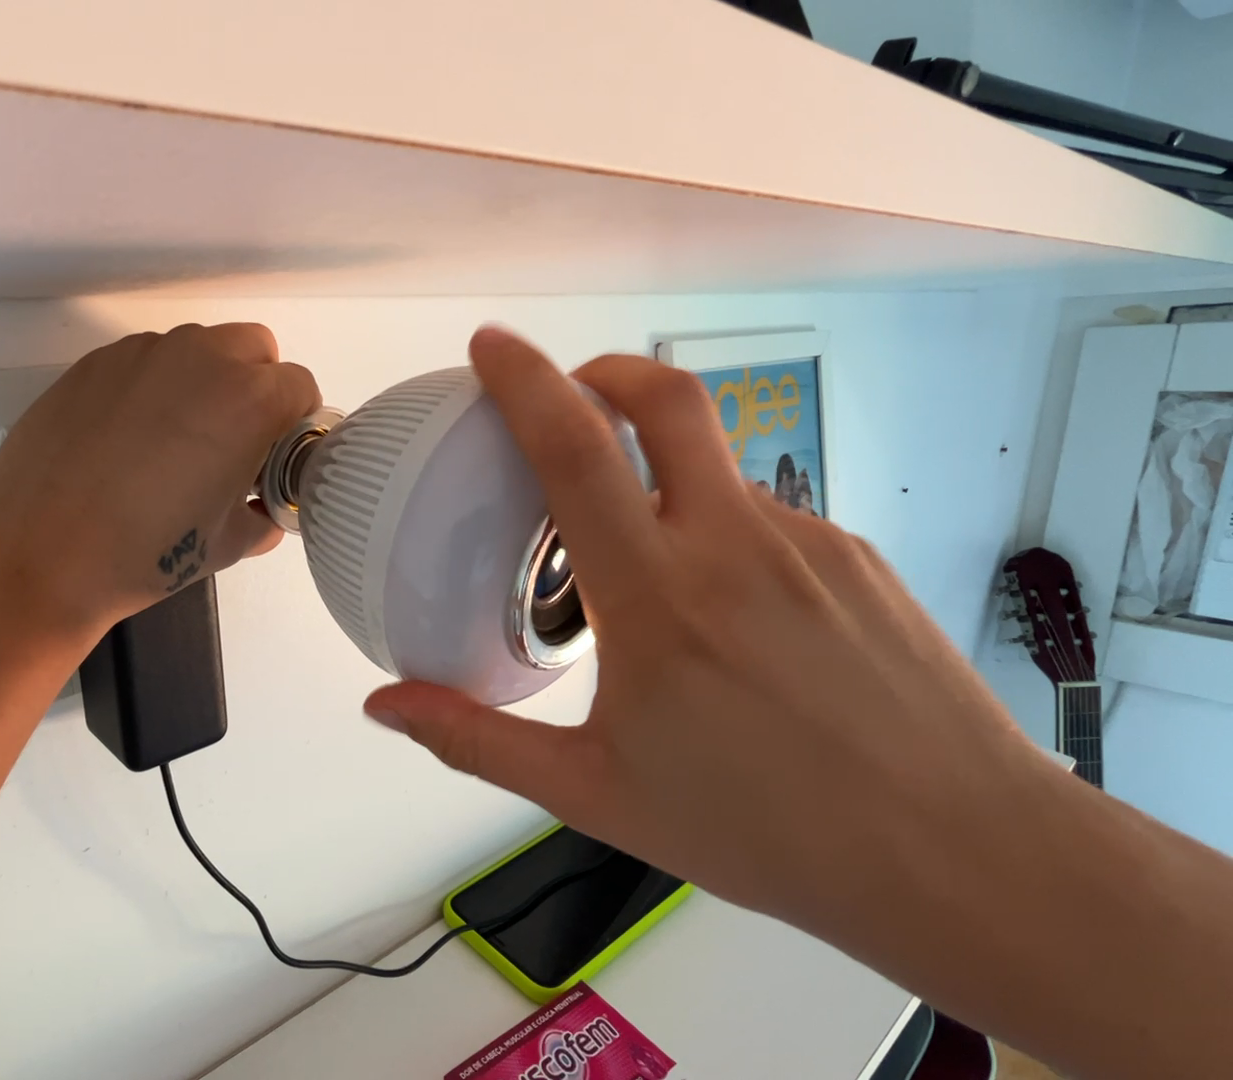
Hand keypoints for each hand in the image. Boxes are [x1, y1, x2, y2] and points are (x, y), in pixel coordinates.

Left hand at [0, 323, 320, 641]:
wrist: (38, 556)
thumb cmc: (144, 556)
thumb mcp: (226, 547)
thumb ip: (260, 518)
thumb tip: (260, 511)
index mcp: (247, 401)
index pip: (299, 387)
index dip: (292, 424)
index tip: (270, 457)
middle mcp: (199, 359)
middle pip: (253, 349)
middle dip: (254, 388)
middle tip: (229, 443)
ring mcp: (141, 354)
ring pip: (196, 348)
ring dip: (202, 382)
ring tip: (170, 443)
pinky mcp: (93, 363)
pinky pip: (144, 361)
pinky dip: (152, 387)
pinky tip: (124, 441)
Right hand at [364, 327, 1041, 923]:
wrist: (966, 858)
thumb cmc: (763, 828)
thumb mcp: (593, 793)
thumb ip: (475, 740)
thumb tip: (384, 708)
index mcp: (656, 596)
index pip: (577, 450)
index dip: (525, 381)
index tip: (490, 345)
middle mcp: (733, 545)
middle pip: (666, 400)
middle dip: (602, 370)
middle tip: (563, 390)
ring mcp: (807, 543)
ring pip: (713, 468)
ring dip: (659, 472)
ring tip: (638, 555)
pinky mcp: (856, 559)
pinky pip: (763, 518)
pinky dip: (716, 531)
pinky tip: (726, 614)